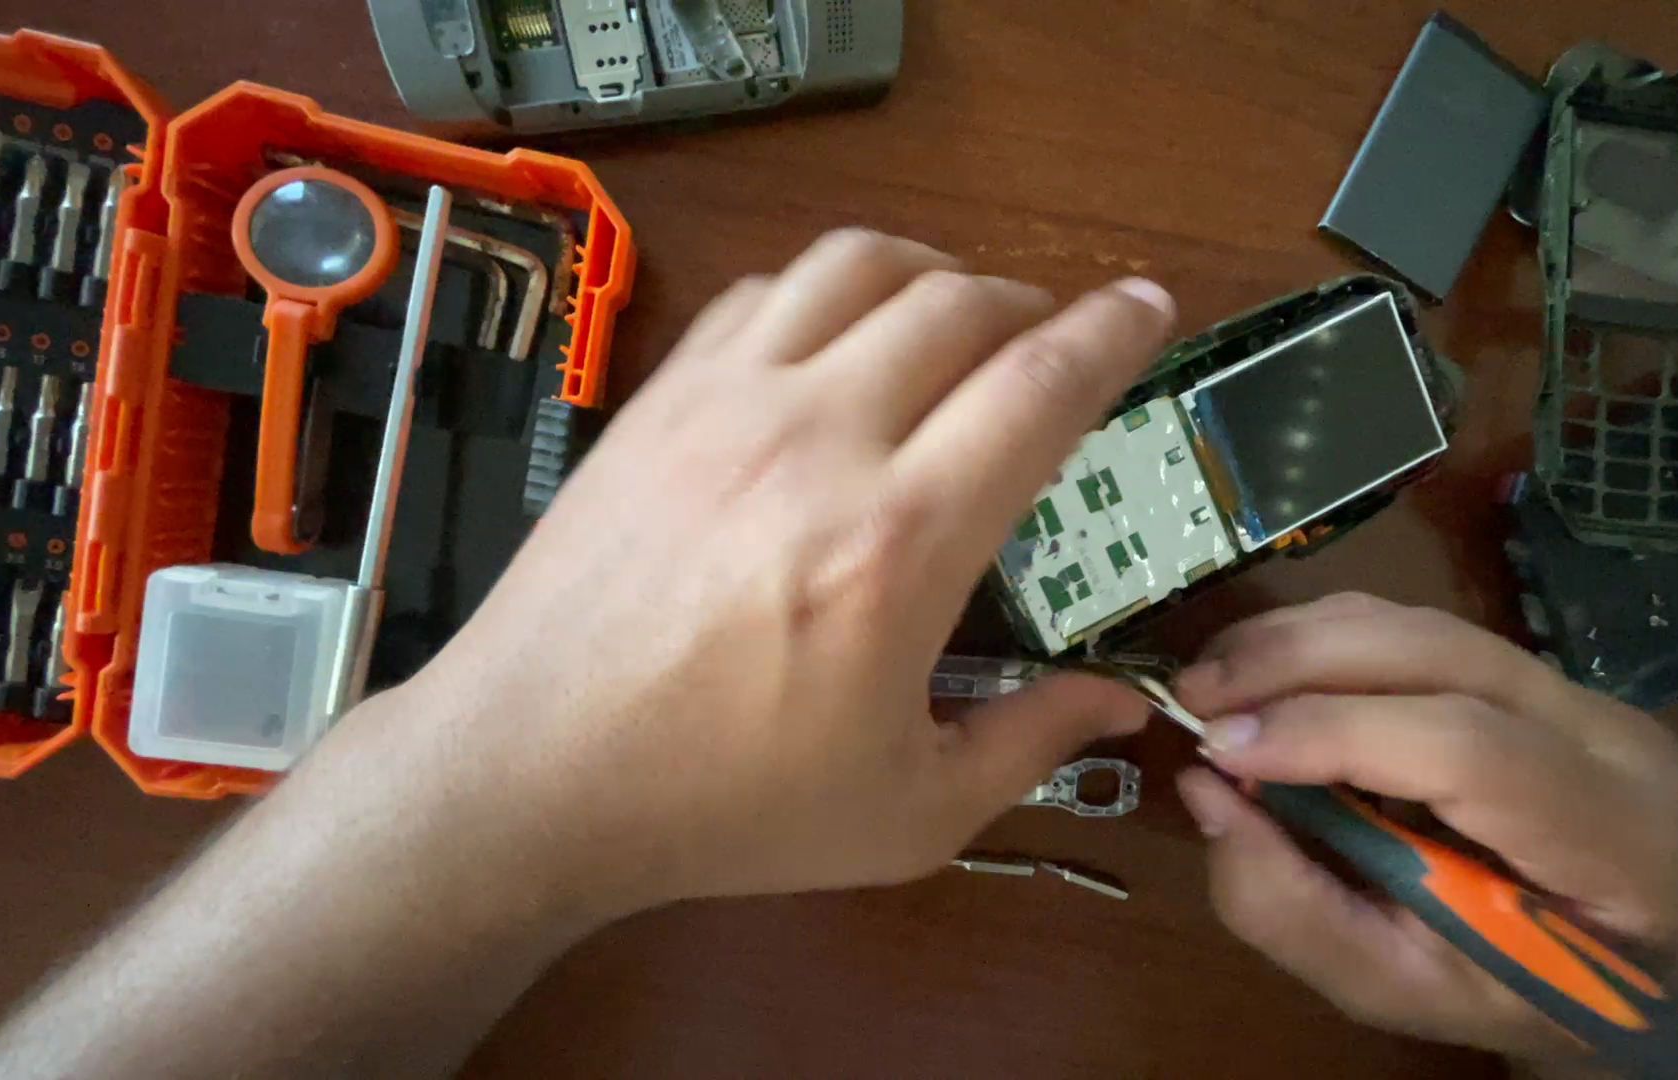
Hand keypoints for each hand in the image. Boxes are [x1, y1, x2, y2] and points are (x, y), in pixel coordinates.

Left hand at [360, 230, 1170, 912]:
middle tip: (1050, 346)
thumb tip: (1118, 701)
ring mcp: (727, 402)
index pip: (1036, 389)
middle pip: (958, 305)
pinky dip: (832, 292)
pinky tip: (840, 343)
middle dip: (1032, 306)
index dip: (1111, 333)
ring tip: (955, 321)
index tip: (1146, 307)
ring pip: (860, 265)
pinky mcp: (662, 398)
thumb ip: (1031, 743)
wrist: (530, 770)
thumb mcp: (908, 811)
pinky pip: (768, 292)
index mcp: (897, 544)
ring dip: (934, 274)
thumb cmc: (725, 805)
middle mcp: (818, 441)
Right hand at [1171, 593, 1677, 1059]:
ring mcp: (1560, 685)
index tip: (1216, 749)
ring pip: (1405, 622)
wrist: (1601, 947)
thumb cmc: (1507, 986)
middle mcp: (1608, 739)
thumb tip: (1202, 787)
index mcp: (1623, 846)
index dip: (1328, 735)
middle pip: (1431, 651)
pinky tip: (1254, 669)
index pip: (1470, 751)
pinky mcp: (1507, 663)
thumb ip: (1289, 908)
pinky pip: (1394, 621)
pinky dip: (1306, 635)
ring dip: (1287, 639)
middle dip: (1291, 662)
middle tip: (1191, 696)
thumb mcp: (1393, 986)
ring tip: (1209, 681)